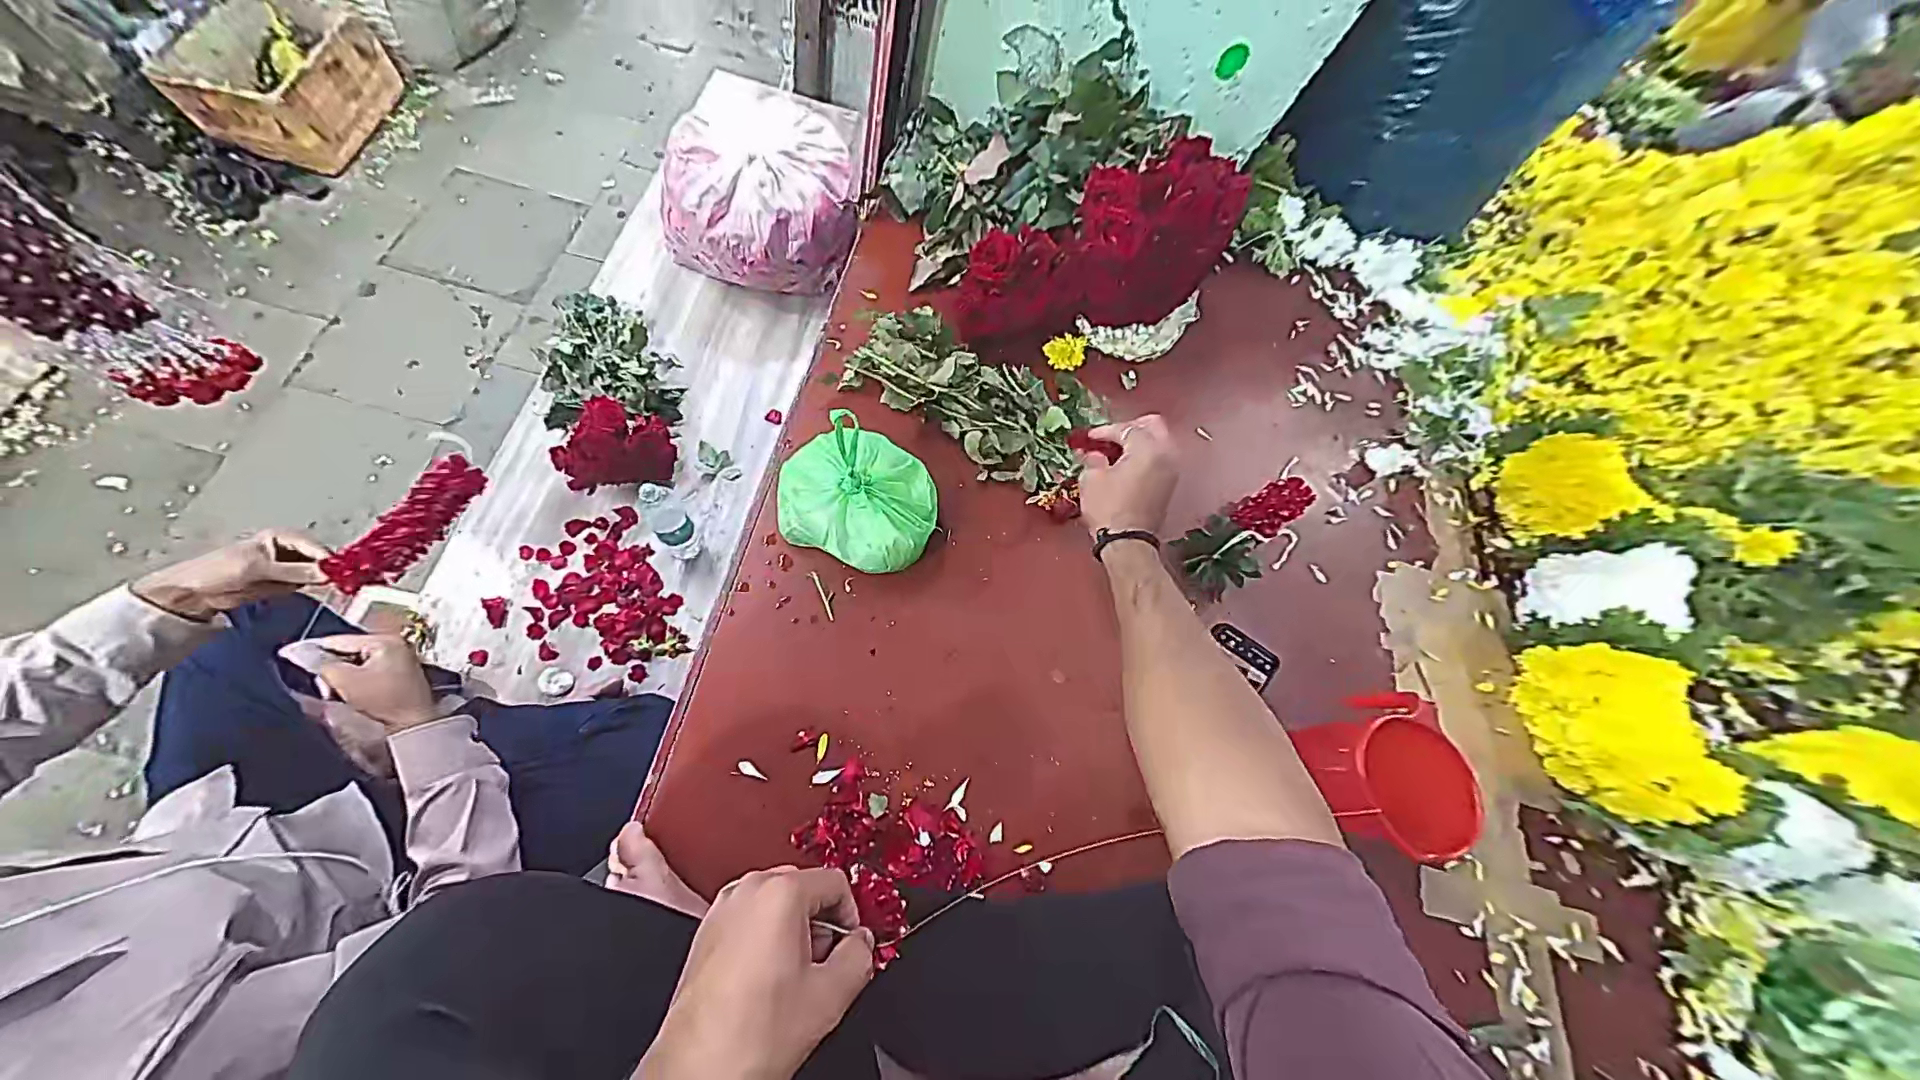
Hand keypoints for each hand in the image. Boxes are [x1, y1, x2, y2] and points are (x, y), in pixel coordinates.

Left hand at [132, 530, 330, 620]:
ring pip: (323, 571)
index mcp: (284, 537)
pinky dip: (322, 586)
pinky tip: (328, 589)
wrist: (193, 594)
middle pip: (325, 558)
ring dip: (330, 578)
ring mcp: (294, 566)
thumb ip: (295, 570)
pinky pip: (314, 582)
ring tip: (339, 585)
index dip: (331, 559)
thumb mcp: (258, 568)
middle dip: (334, 569)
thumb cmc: (217, 571)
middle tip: (345, 580)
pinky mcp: (292, 581)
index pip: (318, 547)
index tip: (344, 573)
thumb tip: (329, 573)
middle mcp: (293, 549)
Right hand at [309, 634, 440, 731]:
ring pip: (353, 663)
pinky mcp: (396, 674)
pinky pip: (364, 672)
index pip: (339, 640)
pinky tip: (348, 694)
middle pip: (346, 651)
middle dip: (328, 667)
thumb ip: (321, 664)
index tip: (286, 655)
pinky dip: (351, 681)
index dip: (310, 648)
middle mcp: (394, 645)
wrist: (411, 721)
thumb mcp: (346, 680)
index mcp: (385, 641)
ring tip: (335, 692)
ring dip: (339, 676)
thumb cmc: (383, 698)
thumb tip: (297, 652)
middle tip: (323, 685)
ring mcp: (398, 659)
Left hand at [637, 867, 874, 1079]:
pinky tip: (767, 978)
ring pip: (777, 900)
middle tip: (824, 961)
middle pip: (806, 886)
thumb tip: (861, 943)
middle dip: (822, 920)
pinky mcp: (706, 930)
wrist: (696, 1071)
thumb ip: (860, 955)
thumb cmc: (750, 1036)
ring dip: (794, 927)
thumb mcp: (831, 995)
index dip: (851, 915)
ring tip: (794, 974)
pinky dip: (766, 935)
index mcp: (781, 892)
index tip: (850, 944)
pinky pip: (750, 916)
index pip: (836, 882)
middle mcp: (748, 889)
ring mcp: (723, 908)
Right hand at [1075, 414, 1180, 536]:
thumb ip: (1093, 459)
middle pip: (1152, 426)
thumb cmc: (1108, 508)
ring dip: (1138, 442)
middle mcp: (1166, 455)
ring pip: (1158, 442)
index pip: (1126, 429)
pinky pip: (1158, 459)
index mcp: (1148, 449)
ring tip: (1115, 452)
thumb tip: (1094, 454)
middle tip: (1108, 438)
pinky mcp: (1169, 485)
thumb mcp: (1092, 479)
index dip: (1104, 431)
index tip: (1089, 438)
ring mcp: (1171, 470)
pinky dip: (1144, 457)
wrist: (1128, 543)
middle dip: (1129, 428)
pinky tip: (1125, 465)